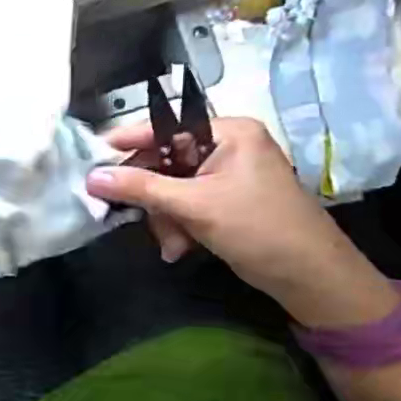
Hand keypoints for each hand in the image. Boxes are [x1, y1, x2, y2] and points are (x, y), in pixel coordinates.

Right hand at [86, 117, 400, 327]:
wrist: (307, 274)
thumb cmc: (256, 228)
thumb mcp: (195, 206)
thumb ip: (142, 188)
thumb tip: (93, 177)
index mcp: (228, 132)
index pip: (166, 127)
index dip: (129, 141)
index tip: (94, 154)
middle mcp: (226, 147)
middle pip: (166, 162)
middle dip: (154, 199)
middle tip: (136, 218)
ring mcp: (226, 176)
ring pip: (172, 190)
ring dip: (166, 220)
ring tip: (174, 246)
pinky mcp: (225, 202)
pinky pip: (186, 206)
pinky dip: (179, 227)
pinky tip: (180, 248)